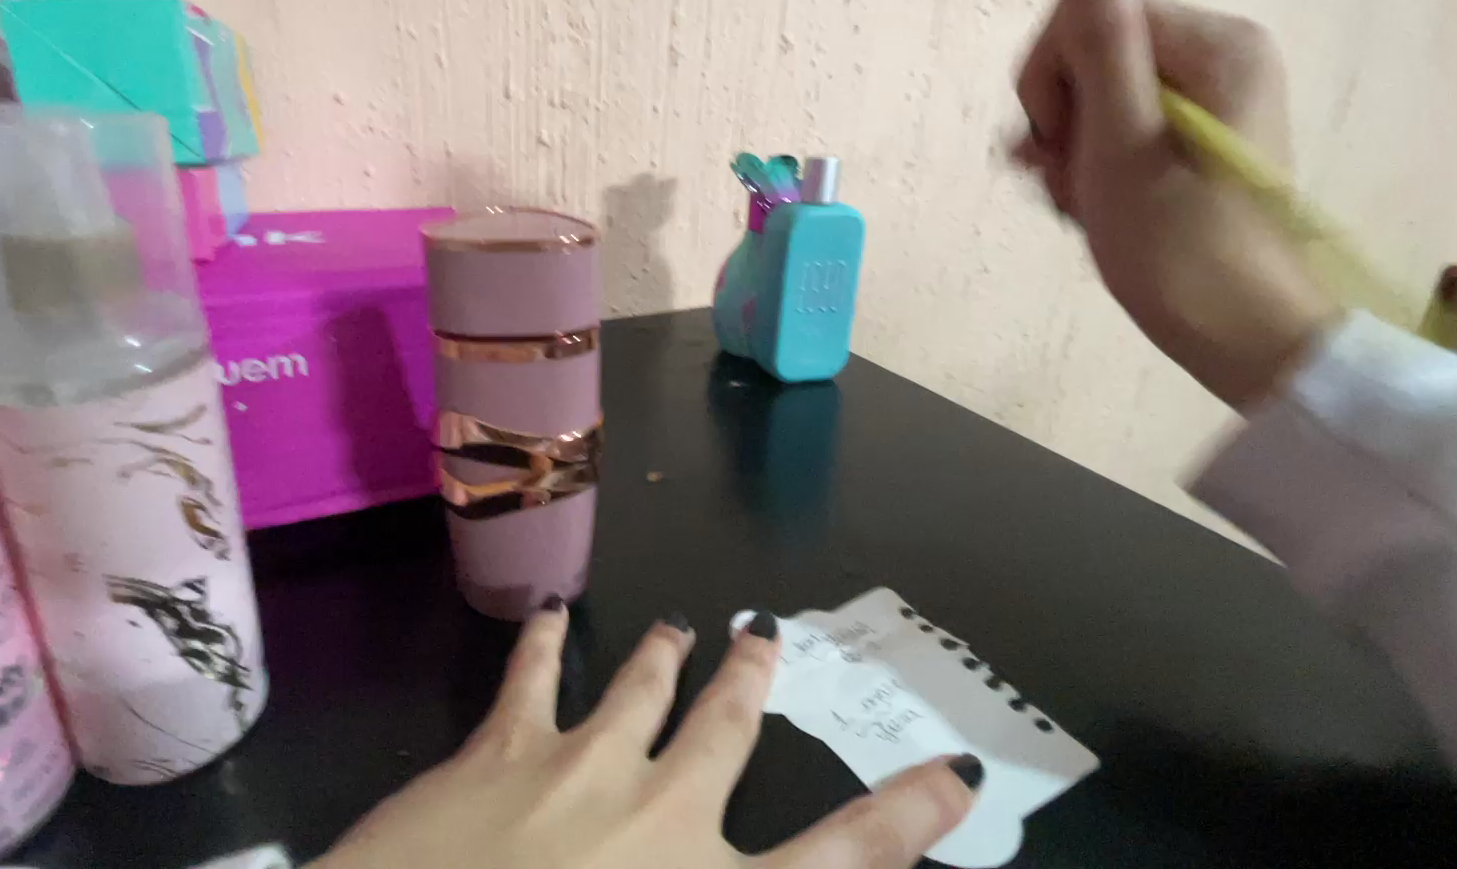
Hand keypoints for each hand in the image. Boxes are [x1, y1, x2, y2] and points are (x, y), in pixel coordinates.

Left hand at [311, 605, 980, 868]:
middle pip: (726, 732)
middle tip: (763, 630)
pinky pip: (534, 676)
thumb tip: (734, 859)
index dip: (906, 819)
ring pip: (642, 687)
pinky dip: (544, 640)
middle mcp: (660, 818)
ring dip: (664, 651)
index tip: (953, 770)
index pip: (840, 862)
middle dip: (750, 679)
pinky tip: (550, 612)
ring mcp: (581, 767)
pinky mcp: (503, 747)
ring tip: (676, 623)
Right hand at [1013, 0, 1341, 408]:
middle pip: (1088, 56)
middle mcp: (1215, 56)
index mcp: (1210, 46)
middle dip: (1056, 122)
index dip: (1049, 82)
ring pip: (1090, 97)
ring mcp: (1206, 97)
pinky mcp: (1192, 136)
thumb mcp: (1120, 146)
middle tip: (1062, 183)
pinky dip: (1084, 163)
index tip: (1054, 148)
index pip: (1089, 18)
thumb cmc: (1173, 245)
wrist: (1236, 332)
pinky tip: (1083, 201)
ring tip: (1073, 203)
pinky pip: (1112, 126)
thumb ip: (1100, 49)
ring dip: (1063, 151)